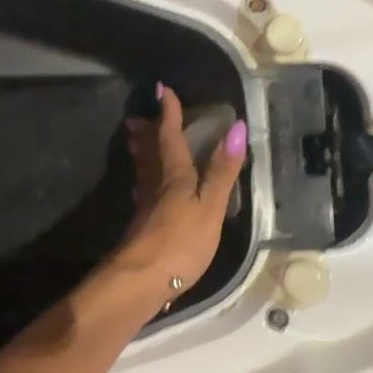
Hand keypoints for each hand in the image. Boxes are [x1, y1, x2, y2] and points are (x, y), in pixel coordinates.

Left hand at [113, 84, 247, 293]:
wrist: (140, 282)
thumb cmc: (180, 242)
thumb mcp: (210, 206)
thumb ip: (222, 170)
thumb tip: (236, 127)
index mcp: (175, 176)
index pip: (170, 136)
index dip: (169, 114)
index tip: (163, 90)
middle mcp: (156, 185)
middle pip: (151, 152)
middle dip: (148, 131)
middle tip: (138, 115)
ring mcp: (146, 207)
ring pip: (144, 171)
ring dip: (141, 152)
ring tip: (136, 141)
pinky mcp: (143, 226)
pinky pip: (143, 192)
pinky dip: (144, 181)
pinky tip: (143, 190)